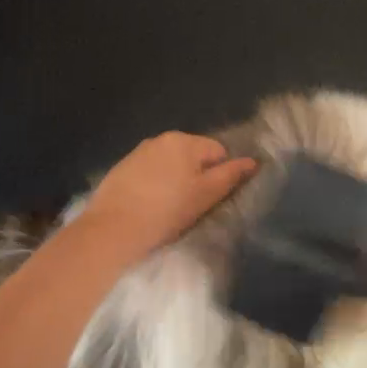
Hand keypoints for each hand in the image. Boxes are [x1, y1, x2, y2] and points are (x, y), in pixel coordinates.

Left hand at [78, 132, 256, 256]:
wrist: (113, 228)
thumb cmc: (167, 211)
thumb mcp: (205, 195)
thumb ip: (230, 176)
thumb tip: (253, 161)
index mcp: (184, 140)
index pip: (218, 151)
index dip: (220, 175)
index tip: (211, 199)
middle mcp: (160, 139)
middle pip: (192, 155)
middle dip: (197, 175)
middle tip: (192, 205)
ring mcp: (138, 153)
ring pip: (169, 164)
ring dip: (175, 180)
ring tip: (169, 207)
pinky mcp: (121, 169)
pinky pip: (149, 173)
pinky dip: (154, 185)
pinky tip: (149, 205)